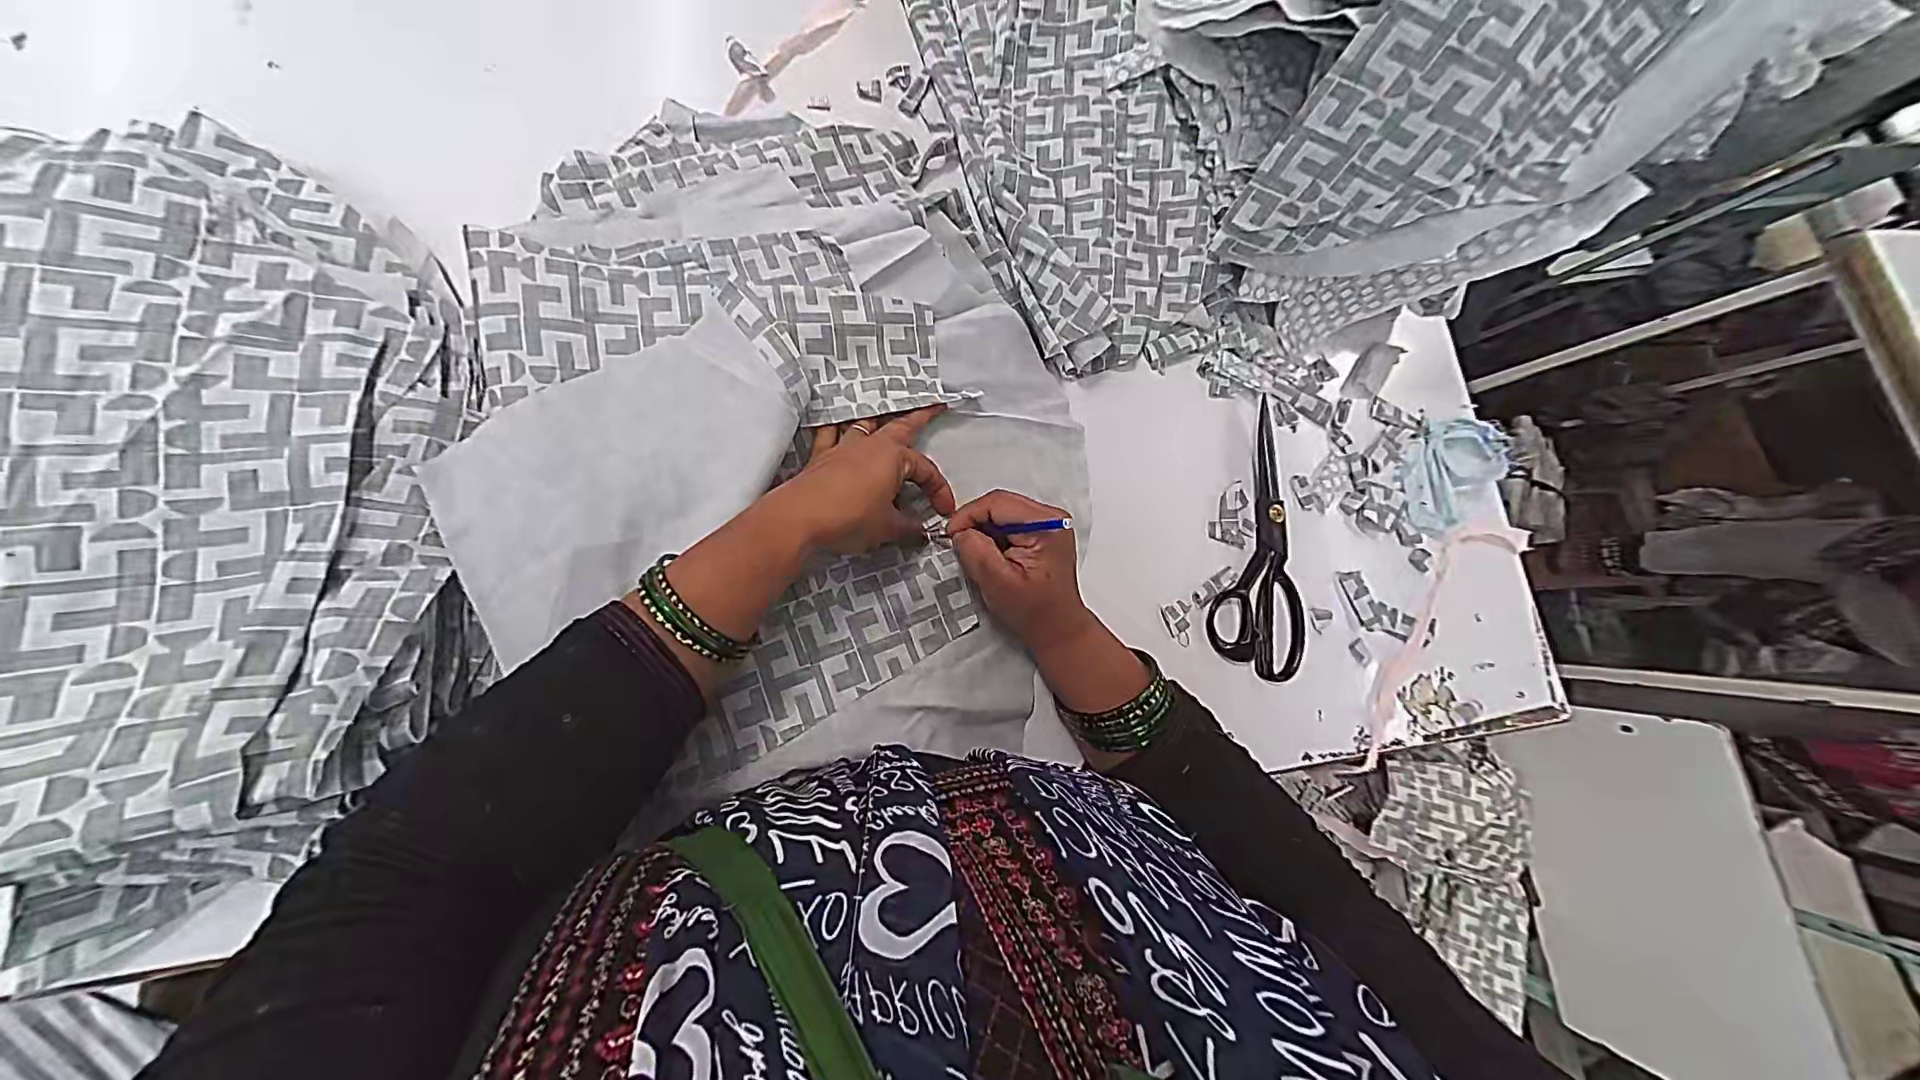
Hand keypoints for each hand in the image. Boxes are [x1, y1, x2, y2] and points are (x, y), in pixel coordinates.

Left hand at [763, 406, 956, 555]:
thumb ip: (907, 528)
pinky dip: (834, 428)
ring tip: (885, 414)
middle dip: (918, 417)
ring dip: (877, 420)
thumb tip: (918, 531)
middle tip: (932, 406)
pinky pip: (829, 434)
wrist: (800, 519)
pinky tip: (834, 425)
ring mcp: (842, 449)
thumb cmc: (848, 518)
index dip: (937, 490)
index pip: (925, 471)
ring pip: (864, 424)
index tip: (941, 509)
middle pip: (899, 427)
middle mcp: (869, 446)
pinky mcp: (820, 458)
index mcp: (893, 458)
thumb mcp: (887, 528)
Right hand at [948, 489, 1096, 648]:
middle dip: (975, 524)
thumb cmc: (1036, 612)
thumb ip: (975, 549)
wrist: (1057, 629)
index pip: (997, 502)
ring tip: (979, 558)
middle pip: (999, 504)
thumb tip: (960, 531)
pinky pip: (1008, 525)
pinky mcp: (1041, 534)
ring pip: (1001, 514)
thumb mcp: (997, 581)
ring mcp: (1047, 525)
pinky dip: (993, 538)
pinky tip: (993, 559)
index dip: (967, 516)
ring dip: (984, 532)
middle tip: (960, 546)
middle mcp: (1051, 519)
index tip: (951, 534)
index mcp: (1046, 525)